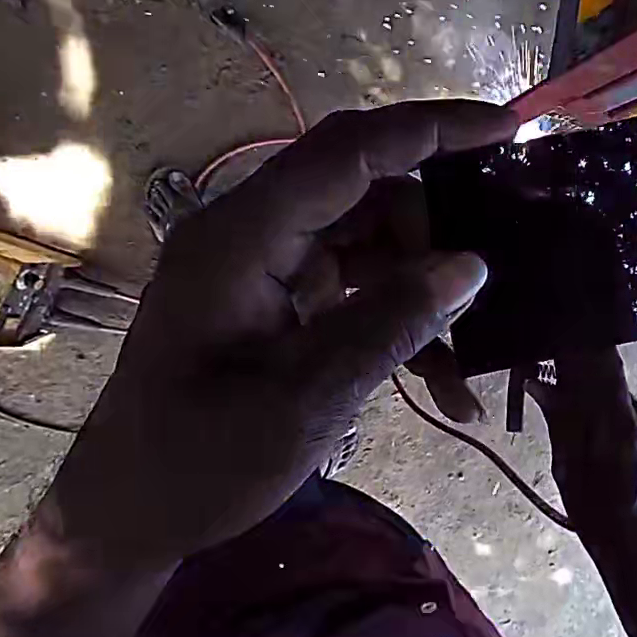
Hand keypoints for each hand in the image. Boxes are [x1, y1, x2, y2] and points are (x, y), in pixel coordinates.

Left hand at [34, 100, 516, 575]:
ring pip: (362, 231)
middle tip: (485, 271)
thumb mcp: (304, 403)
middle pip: (358, 184)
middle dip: (430, 219)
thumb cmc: (197, 465)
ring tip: (460, 353)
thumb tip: (470, 265)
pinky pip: (348, 273)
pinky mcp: (272, 290)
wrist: (130, 510)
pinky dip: (392, 305)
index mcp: (240, 237)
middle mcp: (248, 230)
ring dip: (417, 276)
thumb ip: (388, 325)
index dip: (431, 128)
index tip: (506, 126)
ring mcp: (259, 259)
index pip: (347, 151)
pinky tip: (435, 373)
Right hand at [526, 349, 636, 548]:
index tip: (561, 333)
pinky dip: (610, 412)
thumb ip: (559, 422)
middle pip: (614, 380)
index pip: (604, 370)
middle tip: (557, 366)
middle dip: (585, 370)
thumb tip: (538, 383)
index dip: (583, 348)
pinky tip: (594, 428)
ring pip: (622, 398)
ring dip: (597, 393)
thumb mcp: (567, 472)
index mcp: (620, 433)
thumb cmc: (597, 522)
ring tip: (571, 400)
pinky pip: (633, 416)